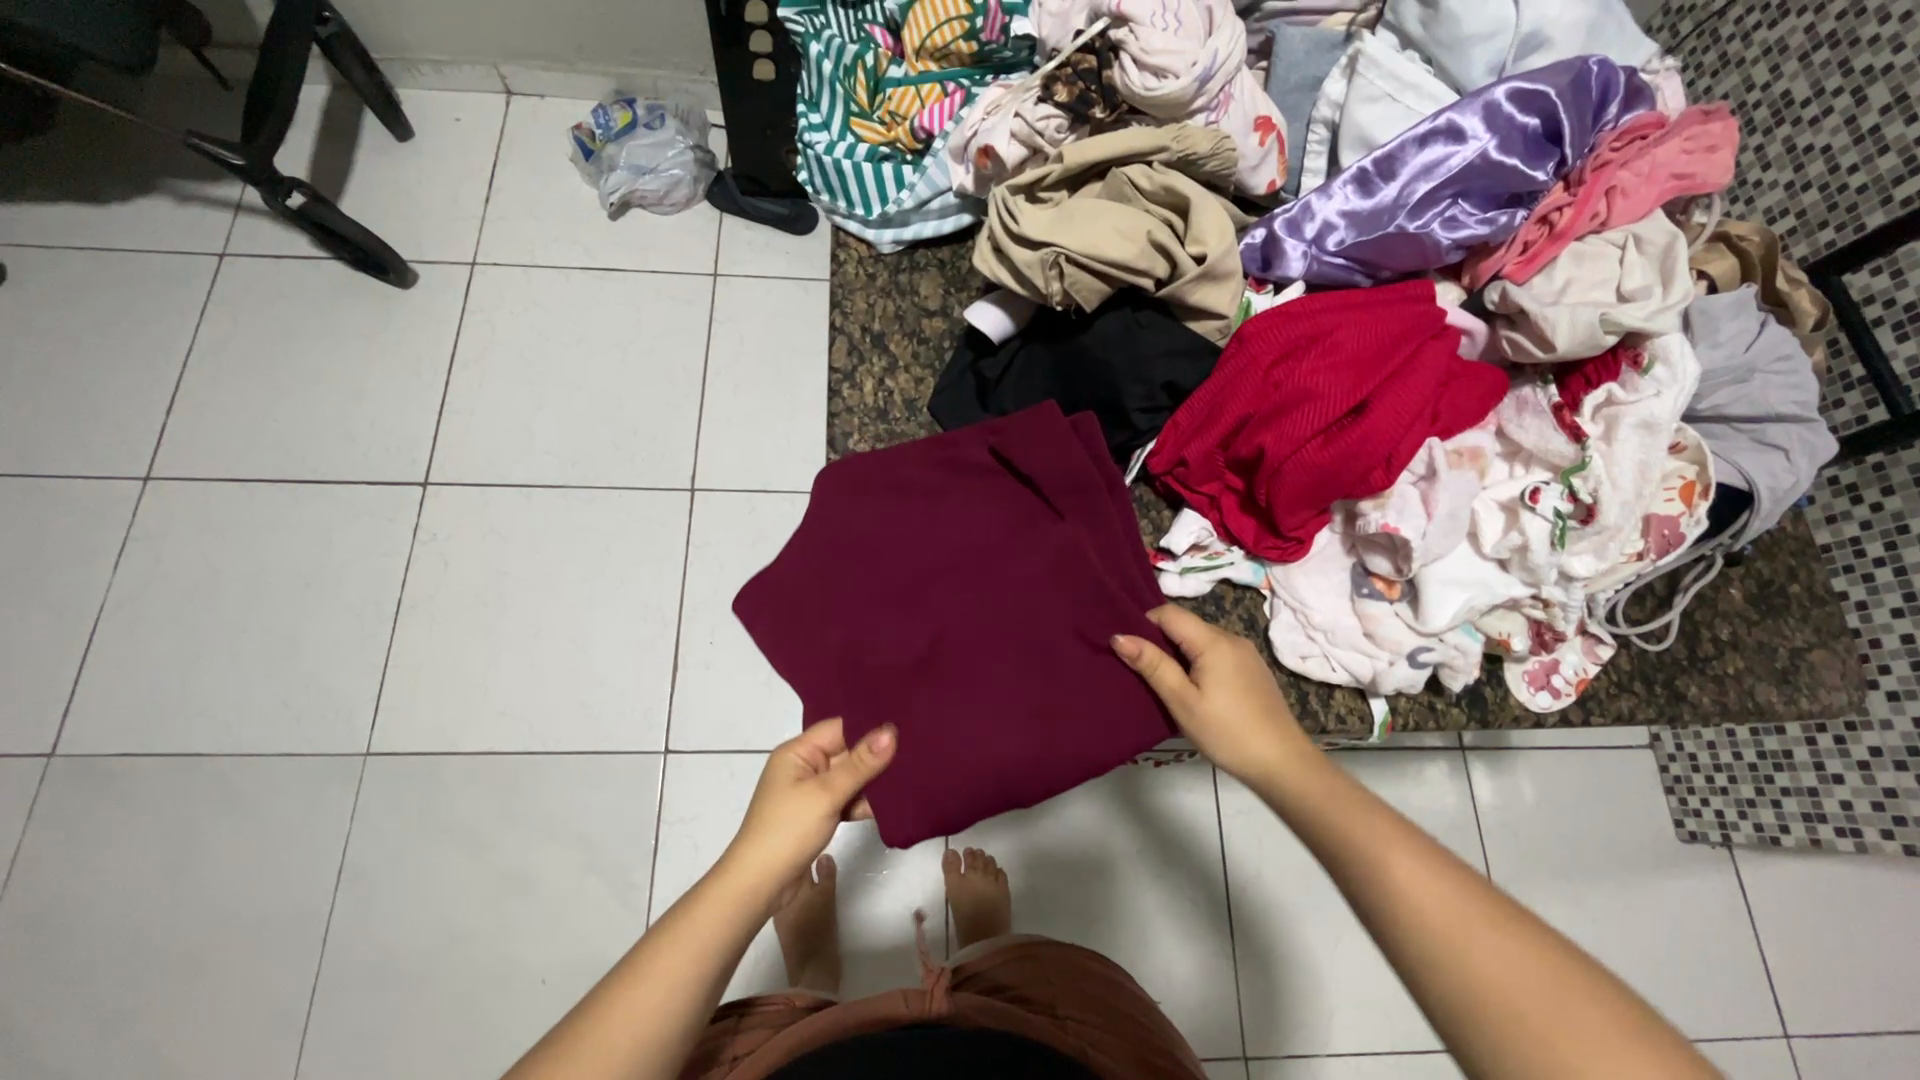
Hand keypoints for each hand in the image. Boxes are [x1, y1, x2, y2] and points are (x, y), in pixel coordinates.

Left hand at [722, 718, 896, 906]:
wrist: (759, 884)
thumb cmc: (788, 830)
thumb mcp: (826, 793)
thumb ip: (861, 763)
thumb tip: (891, 730)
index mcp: (798, 752)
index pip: (840, 727)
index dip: (870, 725)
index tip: (907, 723)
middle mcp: (804, 766)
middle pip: (847, 751)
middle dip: (877, 754)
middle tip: (917, 750)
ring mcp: (811, 792)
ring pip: (850, 777)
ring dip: (873, 781)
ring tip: (911, 776)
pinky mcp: (818, 814)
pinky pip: (846, 799)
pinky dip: (863, 802)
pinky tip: (891, 805)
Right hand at [1112, 604, 1311, 781]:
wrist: (1282, 762)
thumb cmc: (1226, 732)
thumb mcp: (1182, 701)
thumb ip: (1152, 665)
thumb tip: (1118, 636)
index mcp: (1213, 641)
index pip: (1169, 613)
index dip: (1144, 623)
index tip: (1126, 648)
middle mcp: (1231, 638)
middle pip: (1185, 626)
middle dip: (1159, 641)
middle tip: (1139, 670)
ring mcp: (1246, 654)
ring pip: (1200, 641)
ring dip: (1178, 654)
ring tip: (1163, 683)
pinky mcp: (1252, 670)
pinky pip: (1216, 654)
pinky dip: (1198, 664)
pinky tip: (1193, 691)